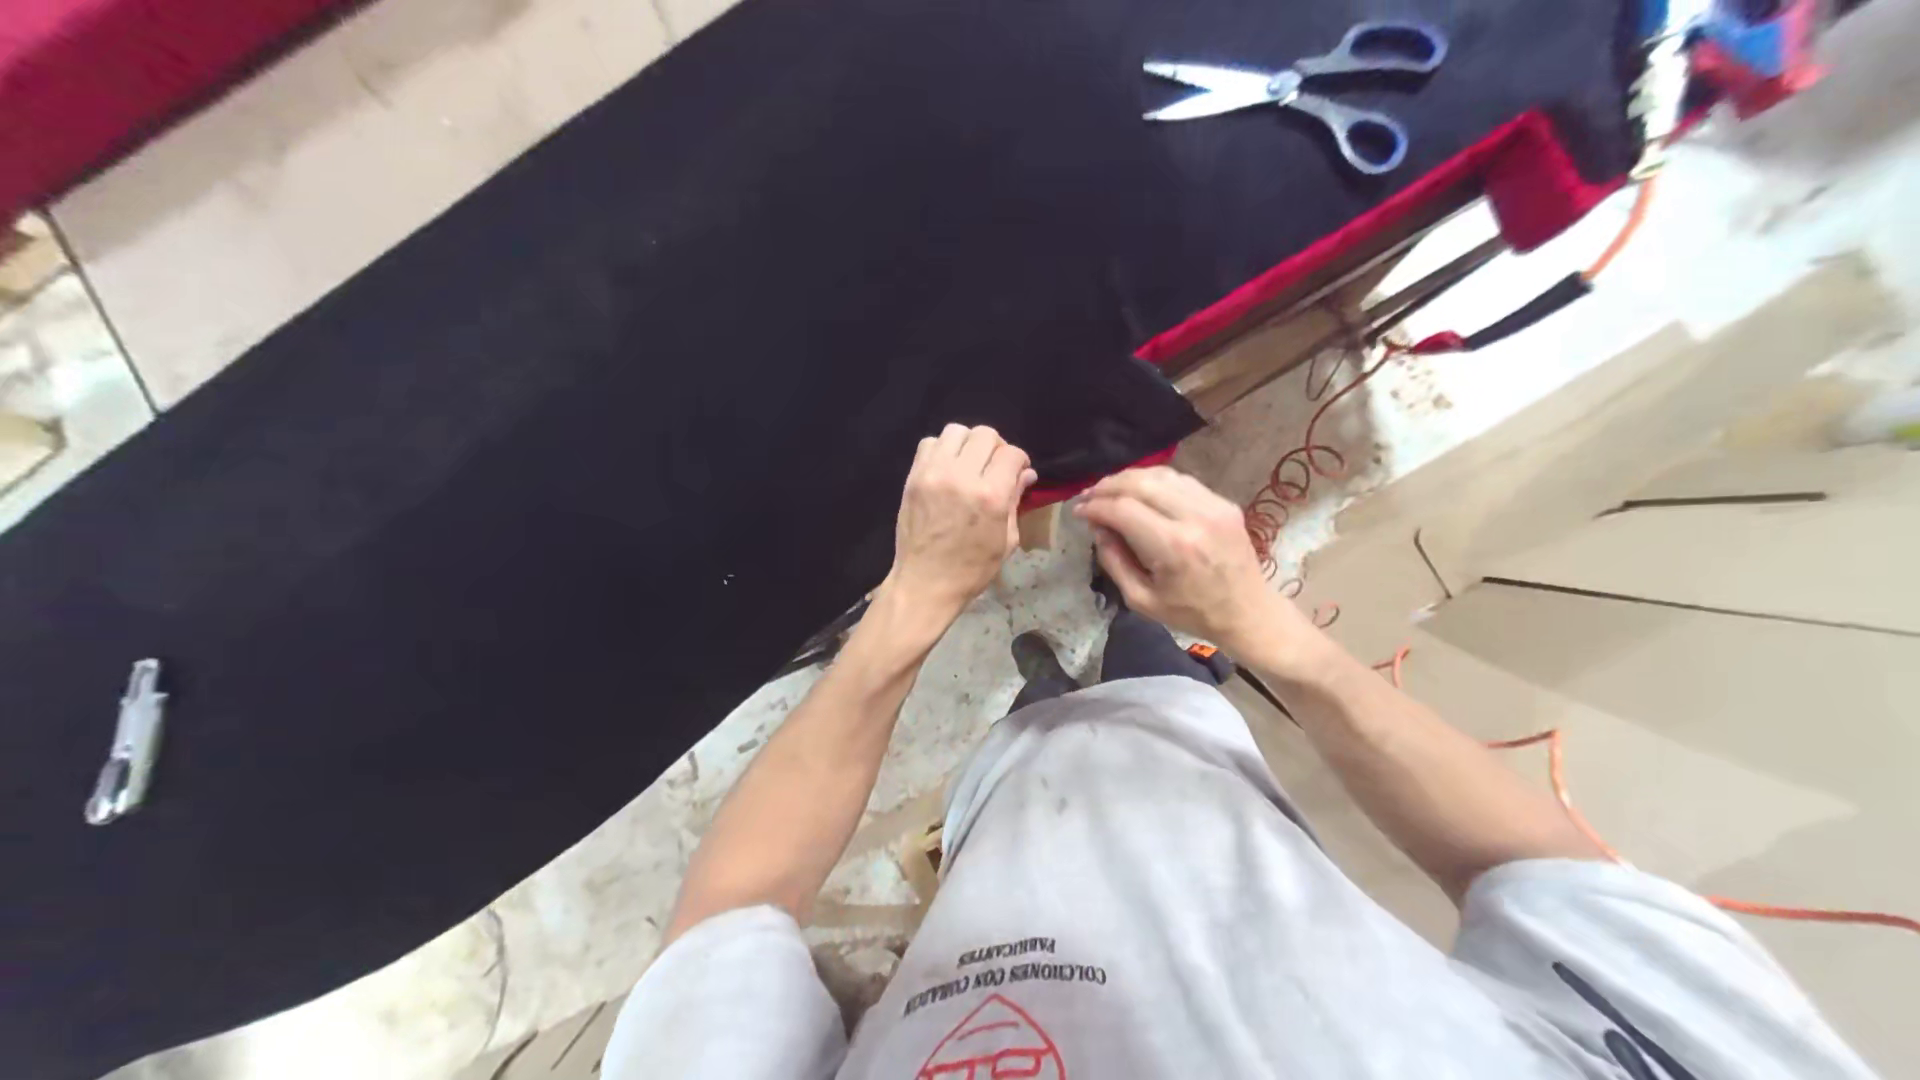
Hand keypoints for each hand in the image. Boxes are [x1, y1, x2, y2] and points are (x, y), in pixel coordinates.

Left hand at [883, 424, 1037, 621]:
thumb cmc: (972, 569)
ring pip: (956, 431)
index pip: (1011, 454)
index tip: (1017, 472)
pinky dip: (942, 449)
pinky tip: (947, 469)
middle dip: (996, 448)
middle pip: (985, 435)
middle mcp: (962, 477)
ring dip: (968, 444)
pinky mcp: (914, 477)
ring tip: (969, 464)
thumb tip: (1026, 474)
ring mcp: (934, 474)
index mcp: (990, 496)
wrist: (925, 583)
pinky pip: (930, 443)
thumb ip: (1015, 500)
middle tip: (993, 467)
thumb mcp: (1006, 540)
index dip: (1019, 461)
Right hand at [1074, 467, 1317, 662]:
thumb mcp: (1140, 599)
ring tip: (1109, 490)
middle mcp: (1194, 518)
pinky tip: (1139, 491)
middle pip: (1139, 483)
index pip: (1123, 509)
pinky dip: (1153, 481)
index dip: (1095, 507)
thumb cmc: (1191, 612)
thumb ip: (1114, 560)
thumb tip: (1098, 527)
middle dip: (1107, 486)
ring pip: (1160, 475)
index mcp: (1173, 547)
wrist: (1248, 612)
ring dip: (1128, 478)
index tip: (1078, 512)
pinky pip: (1181, 480)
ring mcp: (1213, 506)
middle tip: (1088, 496)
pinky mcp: (1224, 503)